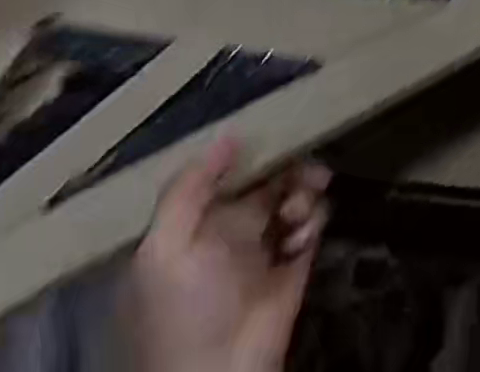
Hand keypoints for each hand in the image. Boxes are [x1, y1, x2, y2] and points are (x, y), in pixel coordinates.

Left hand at [127, 139, 331, 371]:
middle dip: (288, 168)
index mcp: (198, 222)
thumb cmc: (185, 308)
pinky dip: (314, 219)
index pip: (228, 173)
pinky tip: (303, 235)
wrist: (222, 371)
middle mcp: (234, 228)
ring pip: (296, 194)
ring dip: (304, 191)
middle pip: (269, 179)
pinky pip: (314, 221)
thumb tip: (228, 135)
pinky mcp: (299, 259)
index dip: (251, 152)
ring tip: (298, 210)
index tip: (273, 132)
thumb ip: (188, 190)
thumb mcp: (165, 249)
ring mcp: (268, 243)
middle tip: (305, 167)